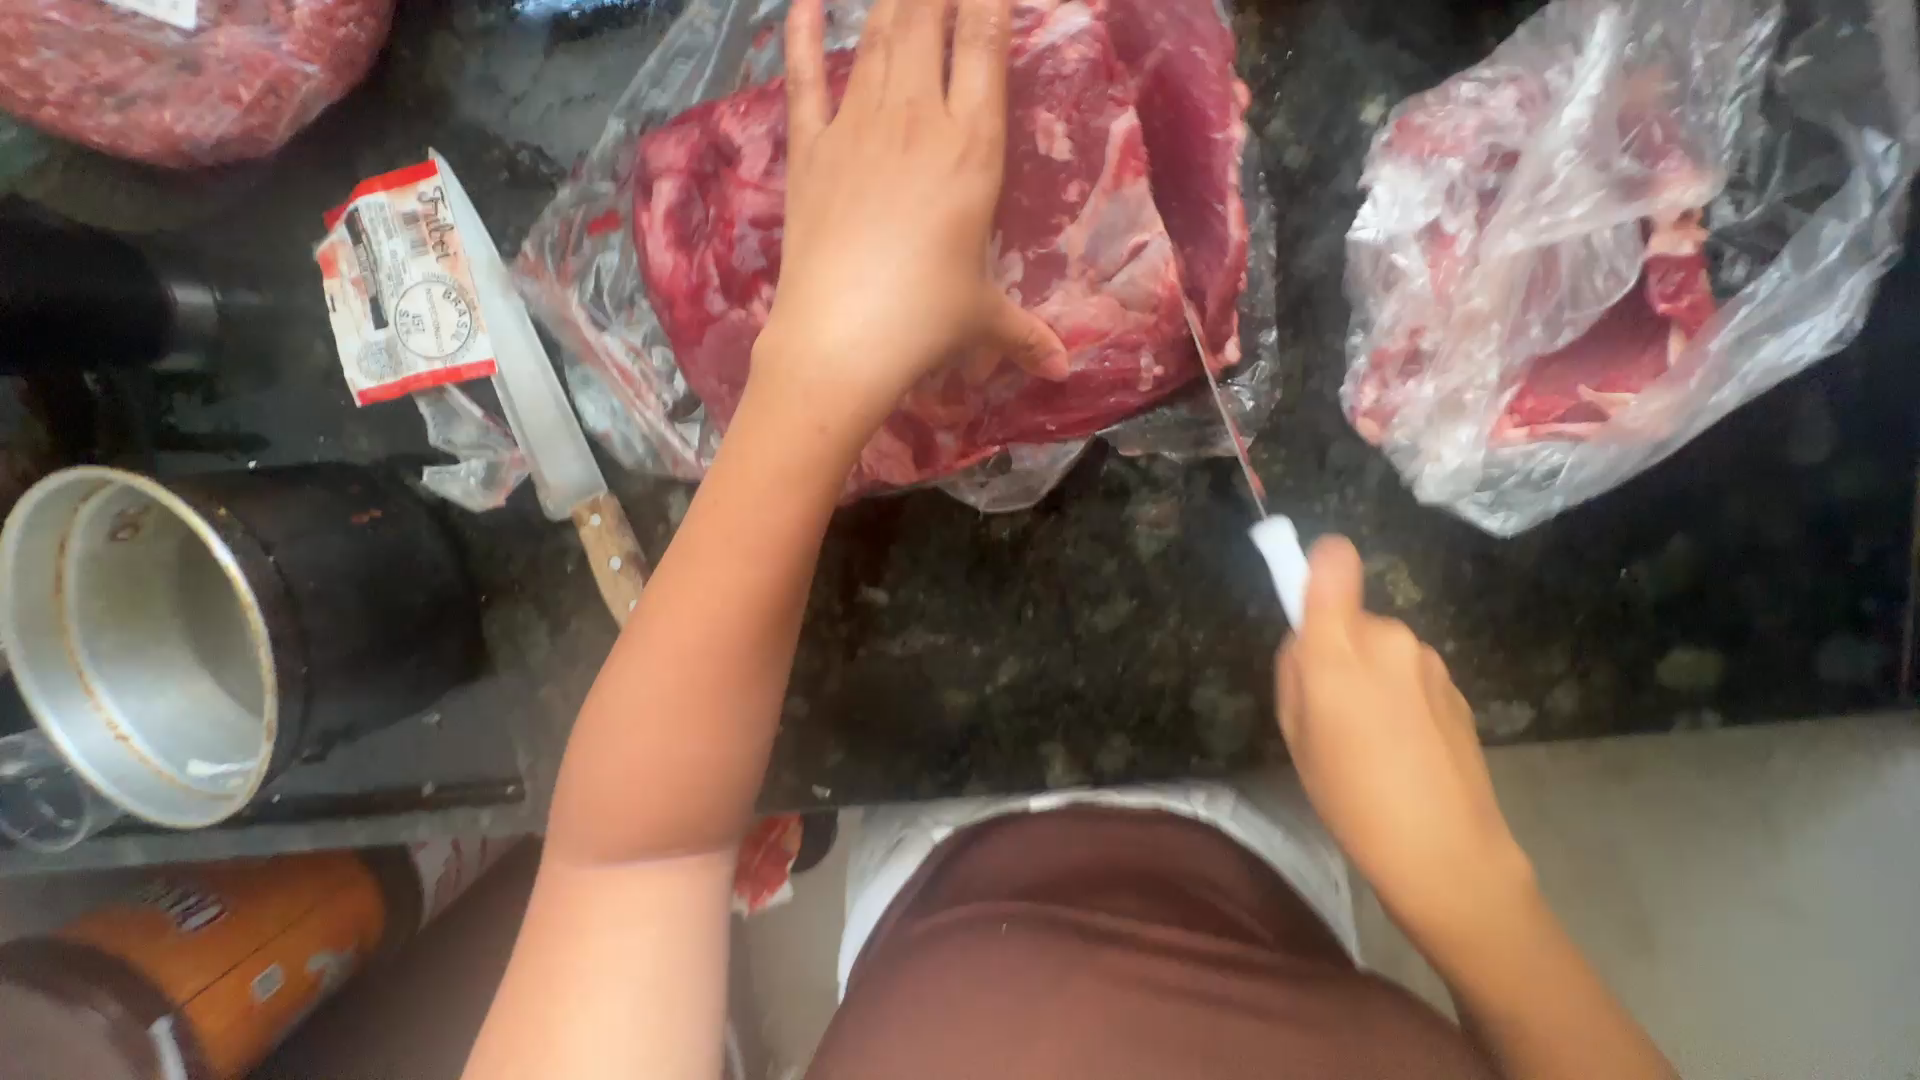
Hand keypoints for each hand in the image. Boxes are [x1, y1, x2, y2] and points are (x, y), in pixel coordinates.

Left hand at [753, 0, 1067, 437]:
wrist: (841, 339)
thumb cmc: (924, 323)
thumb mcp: (983, 321)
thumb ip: (1025, 335)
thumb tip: (1062, 368)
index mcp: (972, 148)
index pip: (986, 41)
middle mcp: (917, 118)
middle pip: (928, 16)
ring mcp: (857, 126)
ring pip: (878, 35)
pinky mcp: (809, 147)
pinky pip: (805, 75)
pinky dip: (804, 31)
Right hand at [1276, 536, 1533, 943]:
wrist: (1446, 851)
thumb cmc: (1350, 797)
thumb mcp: (1295, 736)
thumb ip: (1294, 673)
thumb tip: (1307, 642)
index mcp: (1338, 650)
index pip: (1334, 565)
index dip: (1318, 565)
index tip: (1308, 595)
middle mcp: (1388, 639)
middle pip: (1351, 617)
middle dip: (1337, 647)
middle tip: (1331, 708)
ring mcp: (1429, 662)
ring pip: (1381, 648)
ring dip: (1371, 674)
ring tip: (1372, 737)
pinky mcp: (1457, 686)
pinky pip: (1410, 673)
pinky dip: (1400, 695)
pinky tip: (1405, 746)